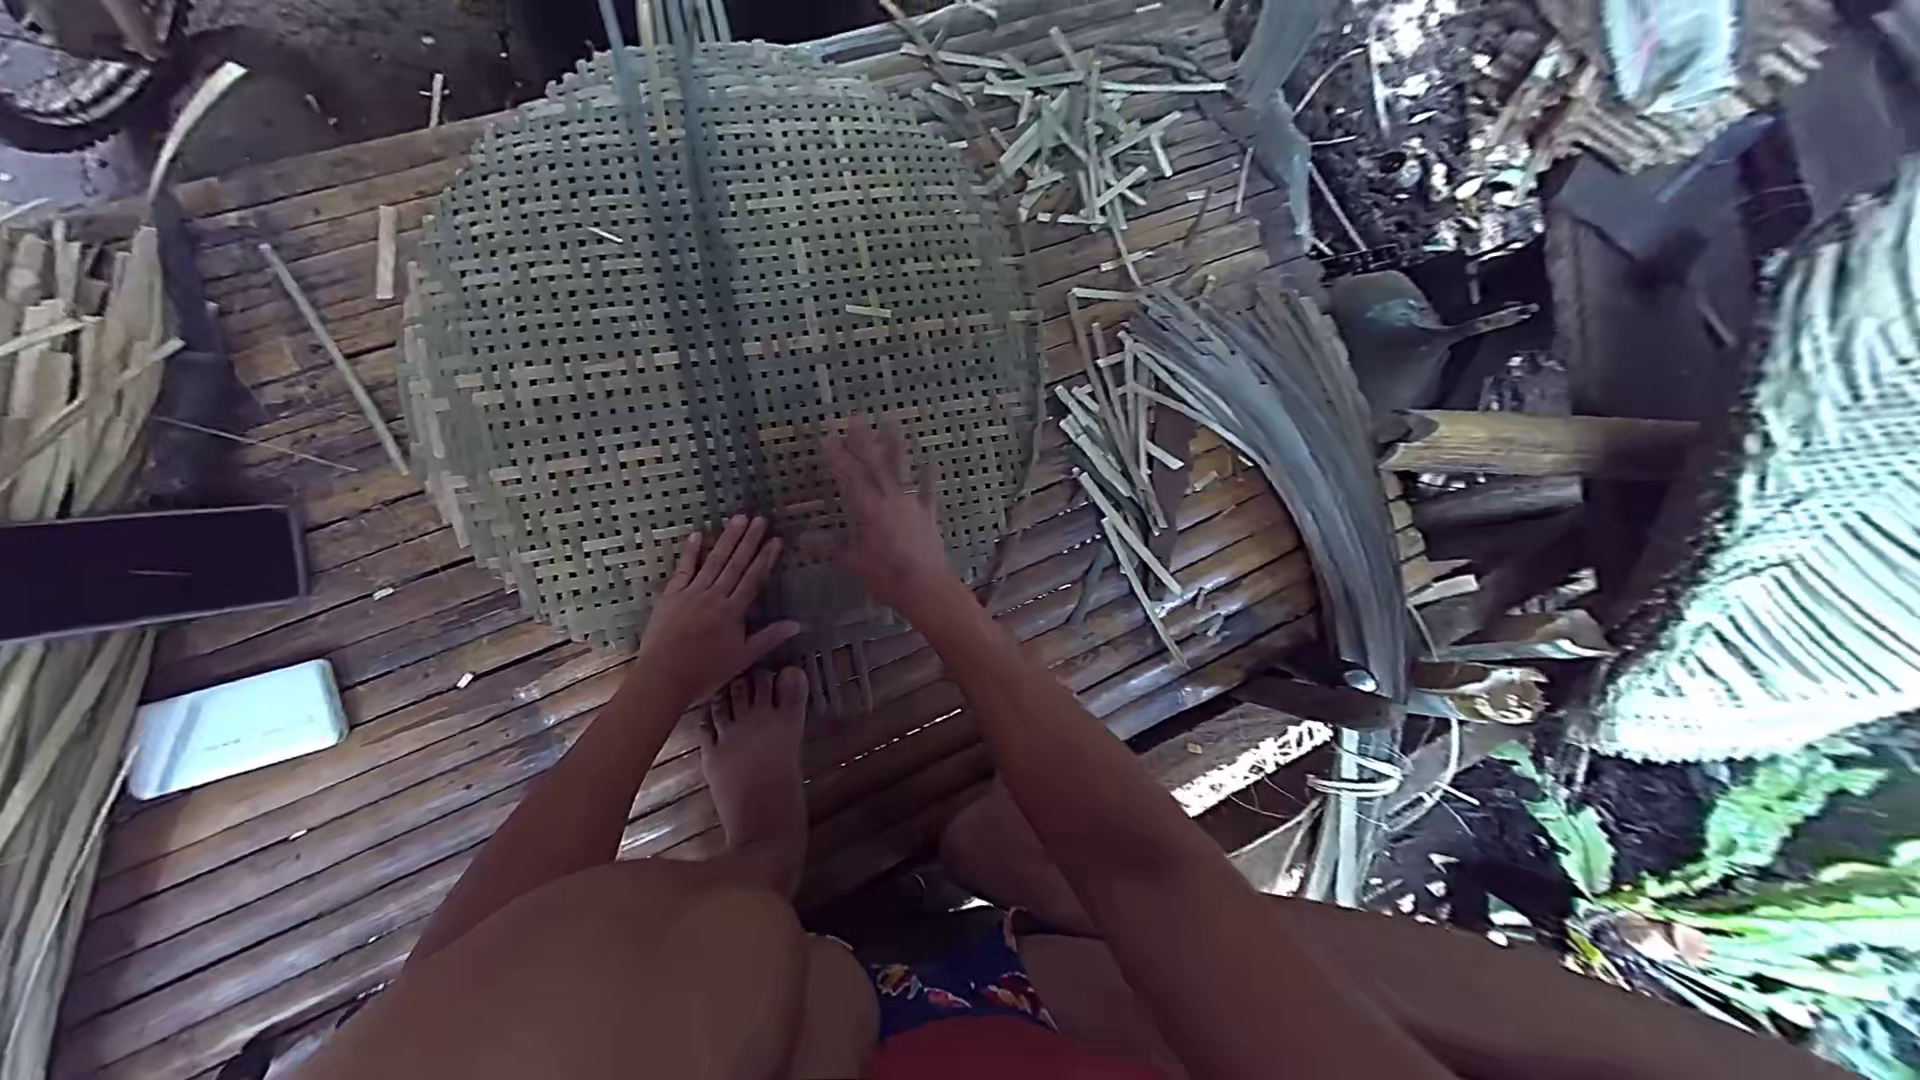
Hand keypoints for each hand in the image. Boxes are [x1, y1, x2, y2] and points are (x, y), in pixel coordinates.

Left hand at [636, 515, 801, 703]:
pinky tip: (697, 535)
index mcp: (733, 611)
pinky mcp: (671, 596)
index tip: (776, 539)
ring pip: (714, 561)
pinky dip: (691, 552)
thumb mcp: (743, 657)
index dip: (766, 558)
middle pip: (736, 563)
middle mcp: (714, 596)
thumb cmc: (706, 671)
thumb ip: (769, 637)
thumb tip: (797, 624)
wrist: (663, 677)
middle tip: (760, 519)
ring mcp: (691, 593)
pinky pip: (683, 569)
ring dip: (727, 539)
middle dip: (749, 540)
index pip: (754, 578)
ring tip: (738, 519)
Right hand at [823, 417, 963, 613]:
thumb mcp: (855, 562)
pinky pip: (928, 492)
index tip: (828, 439)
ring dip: (895, 446)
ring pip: (901, 470)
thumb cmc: (887, 577)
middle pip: (874, 465)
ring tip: (892, 423)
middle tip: (855, 419)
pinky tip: (932, 460)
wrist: (926, 587)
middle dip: (863, 442)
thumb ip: (831, 546)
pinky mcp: (928, 515)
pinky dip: (929, 477)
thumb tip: (802, 538)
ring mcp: (912, 505)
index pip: (849, 478)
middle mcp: (890, 501)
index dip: (838, 458)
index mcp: (869, 511)